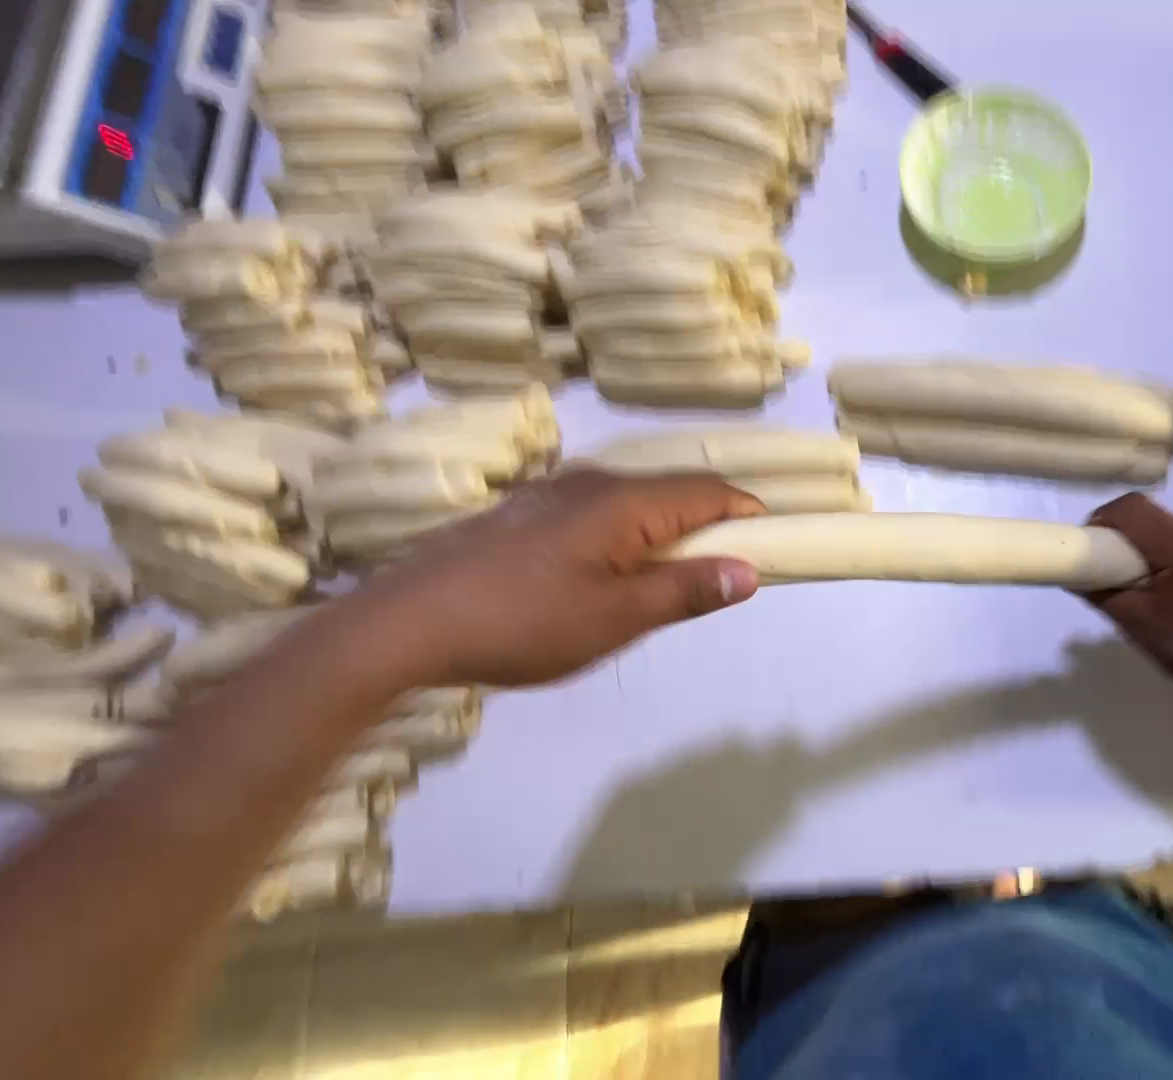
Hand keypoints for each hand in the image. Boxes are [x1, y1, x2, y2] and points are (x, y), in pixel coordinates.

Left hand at [351, 470, 765, 688]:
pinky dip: (623, 535)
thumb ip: (686, 591)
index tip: (771, 540)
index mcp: (622, 503)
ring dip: (663, 531)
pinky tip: (602, 574)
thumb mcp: (616, 618)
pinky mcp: (522, 514)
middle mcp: (590, 484)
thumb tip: (749, 571)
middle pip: (671, 492)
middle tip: (720, 571)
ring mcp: (550, 495)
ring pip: (631, 503)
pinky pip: (595, 513)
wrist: (401, 624)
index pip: (707, 491)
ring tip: (664, 579)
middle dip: (707, 524)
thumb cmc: (522, 623)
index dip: (746, 511)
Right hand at [1085, 494, 1172, 707]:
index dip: (1103, 520)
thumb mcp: (1138, 624)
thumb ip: (1102, 593)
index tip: (1090, 548)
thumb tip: (1075, 576)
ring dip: (1157, 551)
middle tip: (1117, 577)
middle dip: (1130, 541)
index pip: (1132, 508)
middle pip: (1156, 519)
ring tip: (1153, 591)